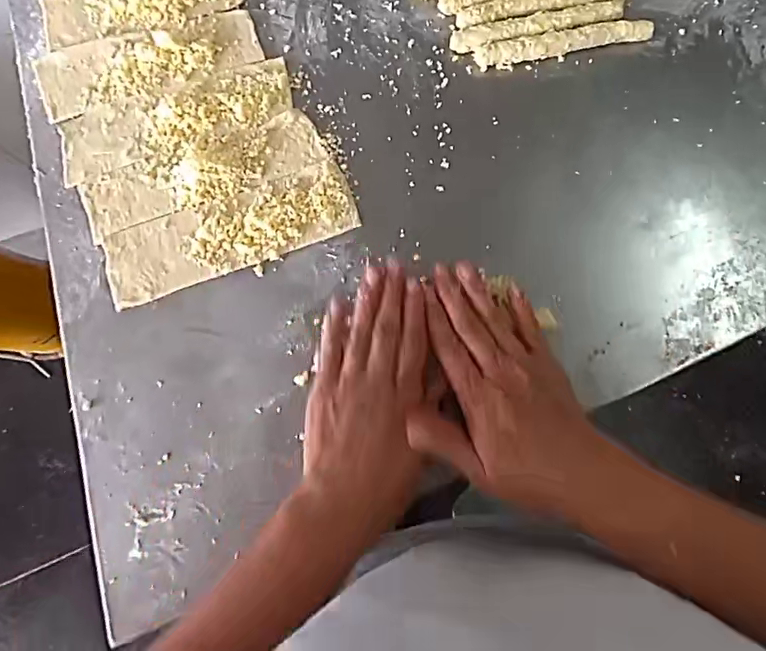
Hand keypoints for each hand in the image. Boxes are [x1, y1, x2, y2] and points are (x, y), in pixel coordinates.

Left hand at [297, 260, 430, 533]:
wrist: (340, 501)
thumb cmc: (386, 484)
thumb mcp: (421, 448)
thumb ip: (430, 408)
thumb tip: (442, 373)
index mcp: (406, 395)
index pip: (414, 344)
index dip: (417, 312)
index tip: (419, 285)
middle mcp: (379, 380)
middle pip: (388, 329)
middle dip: (392, 295)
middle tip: (395, 265)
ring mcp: (348, 380)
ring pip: (361, 332)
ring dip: (368, 300)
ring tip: (372, 274)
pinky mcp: (323, 387)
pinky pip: (330, 349)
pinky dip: (334, 325)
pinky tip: (339, 304)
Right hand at [408, 262, 628, 517]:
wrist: (586, 475)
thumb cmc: (528, 477)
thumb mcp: (479, 470)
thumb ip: (443, 441)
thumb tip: (407, 415)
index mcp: (478, 397)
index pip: (449, 349)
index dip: (432, 319)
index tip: (419, 294)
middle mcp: (499, 372)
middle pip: (470, 327)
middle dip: (451, 295)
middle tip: (437, 269)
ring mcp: (525, 364)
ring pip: (496, 321)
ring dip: (478, 292)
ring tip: (464, 267)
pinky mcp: (547, 363)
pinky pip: (530, 329)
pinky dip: (520, 307)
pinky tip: (511, 288)